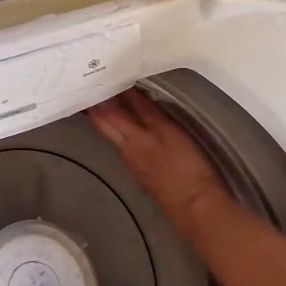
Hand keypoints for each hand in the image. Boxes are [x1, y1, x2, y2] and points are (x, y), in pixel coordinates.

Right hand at [88, 89, 234, 236]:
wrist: (195, 205)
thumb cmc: (177, 202)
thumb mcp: (151, 182)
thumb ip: (143, 163)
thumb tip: (137, 150)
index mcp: (130, 160)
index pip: (108, 132)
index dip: (98, 117)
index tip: (91, 103)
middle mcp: (131, 147)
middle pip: (109, 120)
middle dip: (100, 103)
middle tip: (90, 84)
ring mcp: (145, 136)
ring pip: (122, 113)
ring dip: (112, 97)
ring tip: (103, 80)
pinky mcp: (163, 128)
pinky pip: (145, 108)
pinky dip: (135, 96)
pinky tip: (128, 85)